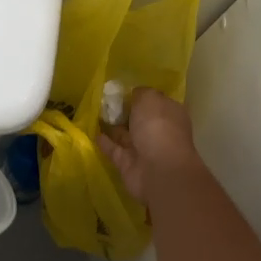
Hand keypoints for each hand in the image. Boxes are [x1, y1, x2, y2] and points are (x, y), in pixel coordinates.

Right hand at [96, 87, 200, 204]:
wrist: (159, 171)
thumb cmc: (158, 127)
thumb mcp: (149, 98)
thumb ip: (140, 93)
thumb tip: (134, 95)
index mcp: (169, 114)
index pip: (155, 101)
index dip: (141, 95)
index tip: (123, 88)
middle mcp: (158, 131)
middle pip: (139, 119)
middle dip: (125, 111)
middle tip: (104, 100)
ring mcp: (144, 149)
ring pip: (125, 134)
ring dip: (112, 126)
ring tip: (95, 113)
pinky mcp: (128, 164)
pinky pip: (114, 150)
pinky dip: (104, 142)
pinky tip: (91, 132)